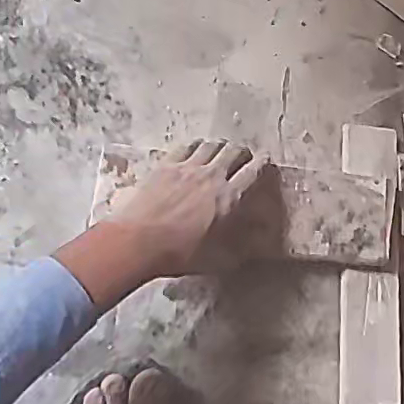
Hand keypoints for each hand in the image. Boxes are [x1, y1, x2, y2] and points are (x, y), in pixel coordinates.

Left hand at [53, 139, 268, 308]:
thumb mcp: (217, 258)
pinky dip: (195, 146)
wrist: (137, 242)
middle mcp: (211, 177)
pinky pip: (186, 147)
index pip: (252, 172)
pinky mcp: (165, 166)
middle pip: (233, 152)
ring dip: (220, 146)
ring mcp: (187, 168)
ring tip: (221, 150)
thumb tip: (256, 244)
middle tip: (244, 156)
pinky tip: (195, 149)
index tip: (266, 160)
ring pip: (211, 145)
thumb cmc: (178, 255)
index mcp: (228, 198)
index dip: (262, 163)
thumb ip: (240, 248)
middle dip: (242, 152)